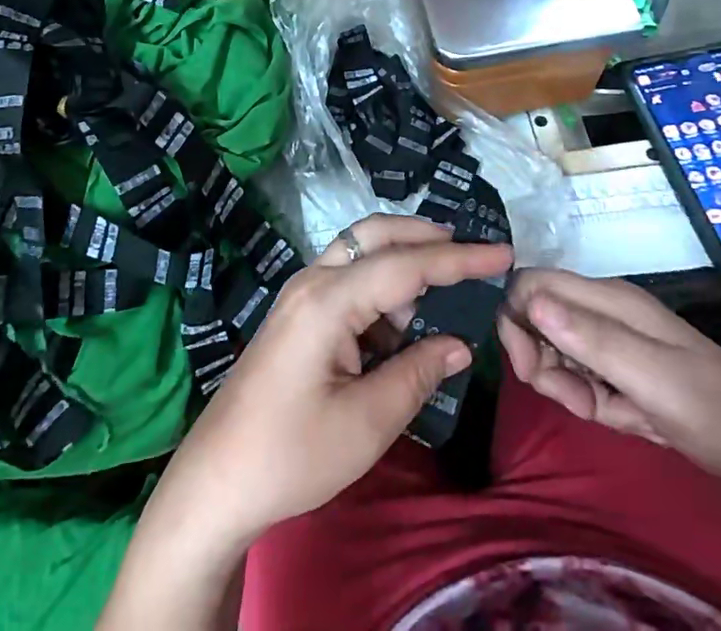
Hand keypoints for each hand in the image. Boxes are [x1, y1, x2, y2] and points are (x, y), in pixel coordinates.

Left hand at [152, 215, 511, 548]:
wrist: (216, 482)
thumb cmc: (292, 455)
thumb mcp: (369, 421)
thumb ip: (419, 373)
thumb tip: (459, 344)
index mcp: (327, 301)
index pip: (404, 264)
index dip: (458, 259)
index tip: (504, 254)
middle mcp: (310, 284)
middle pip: (373, 237)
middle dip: (425, 238)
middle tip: (472, 257)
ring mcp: (298, 299)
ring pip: (359, 258)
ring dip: (404, 269)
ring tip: (446, 304)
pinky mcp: (296, 319)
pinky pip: (347, 286)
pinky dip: (382, 295)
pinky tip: (405, 330)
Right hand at [499, 268, 720, 497]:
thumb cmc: (713, 407)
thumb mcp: (651, 375)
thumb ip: (590, 337)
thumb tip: (529, 301)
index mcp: (607, 298)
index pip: (531, 284)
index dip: (516, 319)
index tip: (529, 364)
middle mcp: (600, 311)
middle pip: (533, 318)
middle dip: (537, 359)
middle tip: (567, 395)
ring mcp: (606, 340)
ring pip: (549, 351)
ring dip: (561, 384)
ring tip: (599, 409)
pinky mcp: (612, 369)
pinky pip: (572, 377)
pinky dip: (581, 398)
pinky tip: (614, 415)